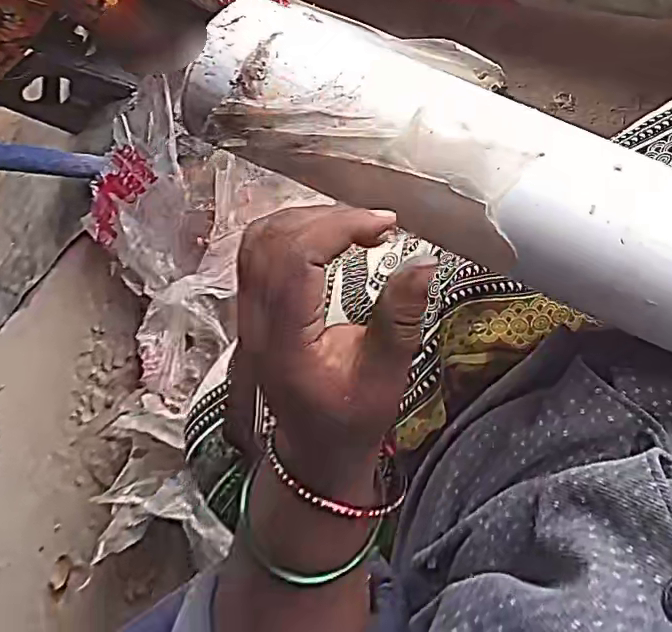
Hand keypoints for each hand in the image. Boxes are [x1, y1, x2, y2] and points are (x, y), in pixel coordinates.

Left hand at [232, 206, 433, 497]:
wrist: (314, 452)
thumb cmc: (350, 421)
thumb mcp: (386, 375)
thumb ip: (400, 316)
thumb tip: (423, 261)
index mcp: (286, 341)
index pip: (295, 258)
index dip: (338, 227)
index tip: (384, 225)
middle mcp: (257, 321)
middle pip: (275, 240)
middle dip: (329, 218)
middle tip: (375, 224)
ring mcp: (247, 311)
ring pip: (261, 238)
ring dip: (308, 219)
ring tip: (353, 224)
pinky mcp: (250, 304)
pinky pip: (259, 248)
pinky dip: (292, 228)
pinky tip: (324, 233)